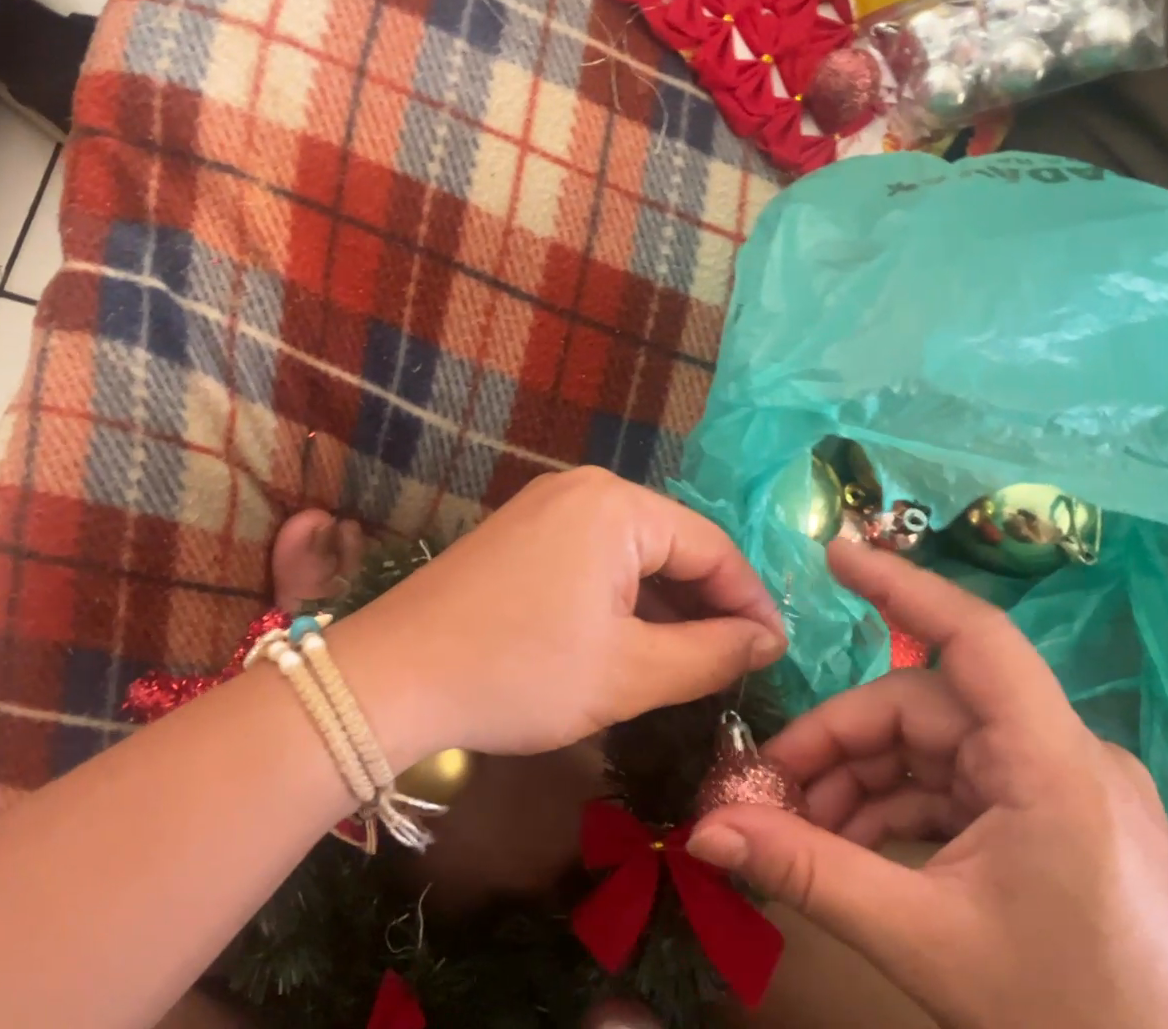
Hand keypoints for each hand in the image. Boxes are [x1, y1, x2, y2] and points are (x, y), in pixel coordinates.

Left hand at [327, 467, 787, 761]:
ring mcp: (542, 509)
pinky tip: (630, 645)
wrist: (392, 677)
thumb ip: (710, 654)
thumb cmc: (518, 673)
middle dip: (706, 606)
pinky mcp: (517, 537)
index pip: (712, 547)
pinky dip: (618, 603)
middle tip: (735, 665)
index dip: (750, 603)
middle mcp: (581, 490)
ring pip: (630, 557)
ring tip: (690, 664)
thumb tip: (764, 641)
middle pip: (671, 546)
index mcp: (616, 506)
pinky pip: (590, 562)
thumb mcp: (629, 674)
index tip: (776, 655)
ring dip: (662, 609)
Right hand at [685, 539, 1167, 1028]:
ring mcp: (1061, 790)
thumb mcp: (921, 937)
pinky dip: (895, 810)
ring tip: (797, 833)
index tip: (831, 552)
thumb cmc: (1070, 1016)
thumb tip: (704, 831)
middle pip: (924, 711)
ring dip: (859, 784)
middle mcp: (1062, 755)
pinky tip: (850, 849)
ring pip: (932, 753)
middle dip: (837, 745)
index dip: (899, 587)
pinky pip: (956, 790)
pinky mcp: (1054, 824)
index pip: (973, 638)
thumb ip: (806, 871)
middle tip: (766, 790)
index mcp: (1051, 761)